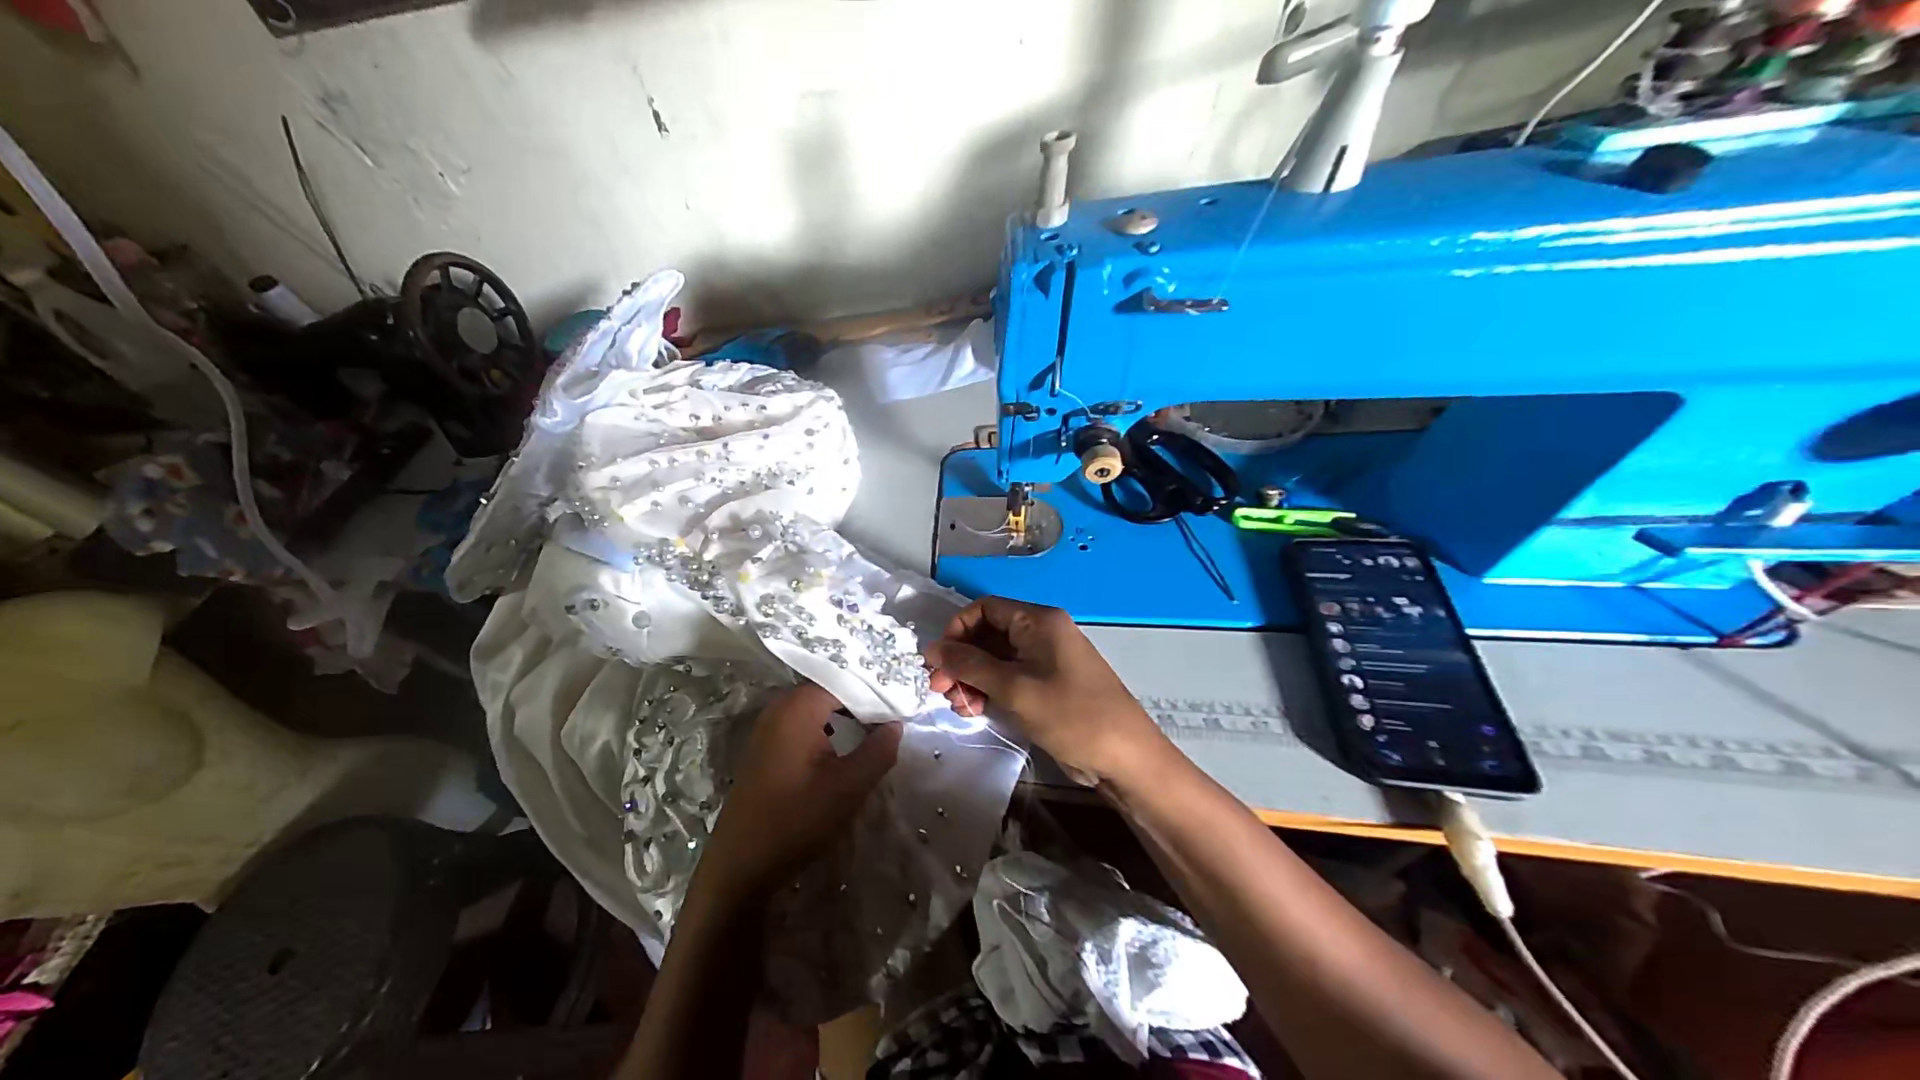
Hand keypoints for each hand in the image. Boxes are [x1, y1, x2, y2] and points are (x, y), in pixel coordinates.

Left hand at [695, 683, 901, 901]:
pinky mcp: (766, 748)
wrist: (741, 865)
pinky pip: (804, 724)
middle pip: (830, 689)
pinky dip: (828, 727)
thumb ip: (878, 751)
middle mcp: (779, 708)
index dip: (876, 687)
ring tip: (878, 725)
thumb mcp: (848, 787)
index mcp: (797, 708)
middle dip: (862, 698)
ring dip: (846, 714)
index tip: (903, 699)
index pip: (845, 679)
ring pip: (817, 708)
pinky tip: (847, 743)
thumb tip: (895, 725)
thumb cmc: (796, 821)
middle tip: (896, 710)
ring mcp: (768, 728)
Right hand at [925, 596, 1167, 784]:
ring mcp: (1044, 661)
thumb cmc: (1070, 714)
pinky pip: (1008, 678)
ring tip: (957, 705)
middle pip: (988, 635)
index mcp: (1038, 621)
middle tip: (940, 689)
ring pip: (995, 659)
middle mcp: (1041, 634)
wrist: (1122, 756)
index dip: (957, 629)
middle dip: (960, 659)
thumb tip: (932, 649)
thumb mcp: (1014, 688)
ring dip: (970, 678)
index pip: (985, 608)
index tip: (939, 659)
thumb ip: (969, 665)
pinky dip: (987, 690)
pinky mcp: (1045, 687)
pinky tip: (973, 710)